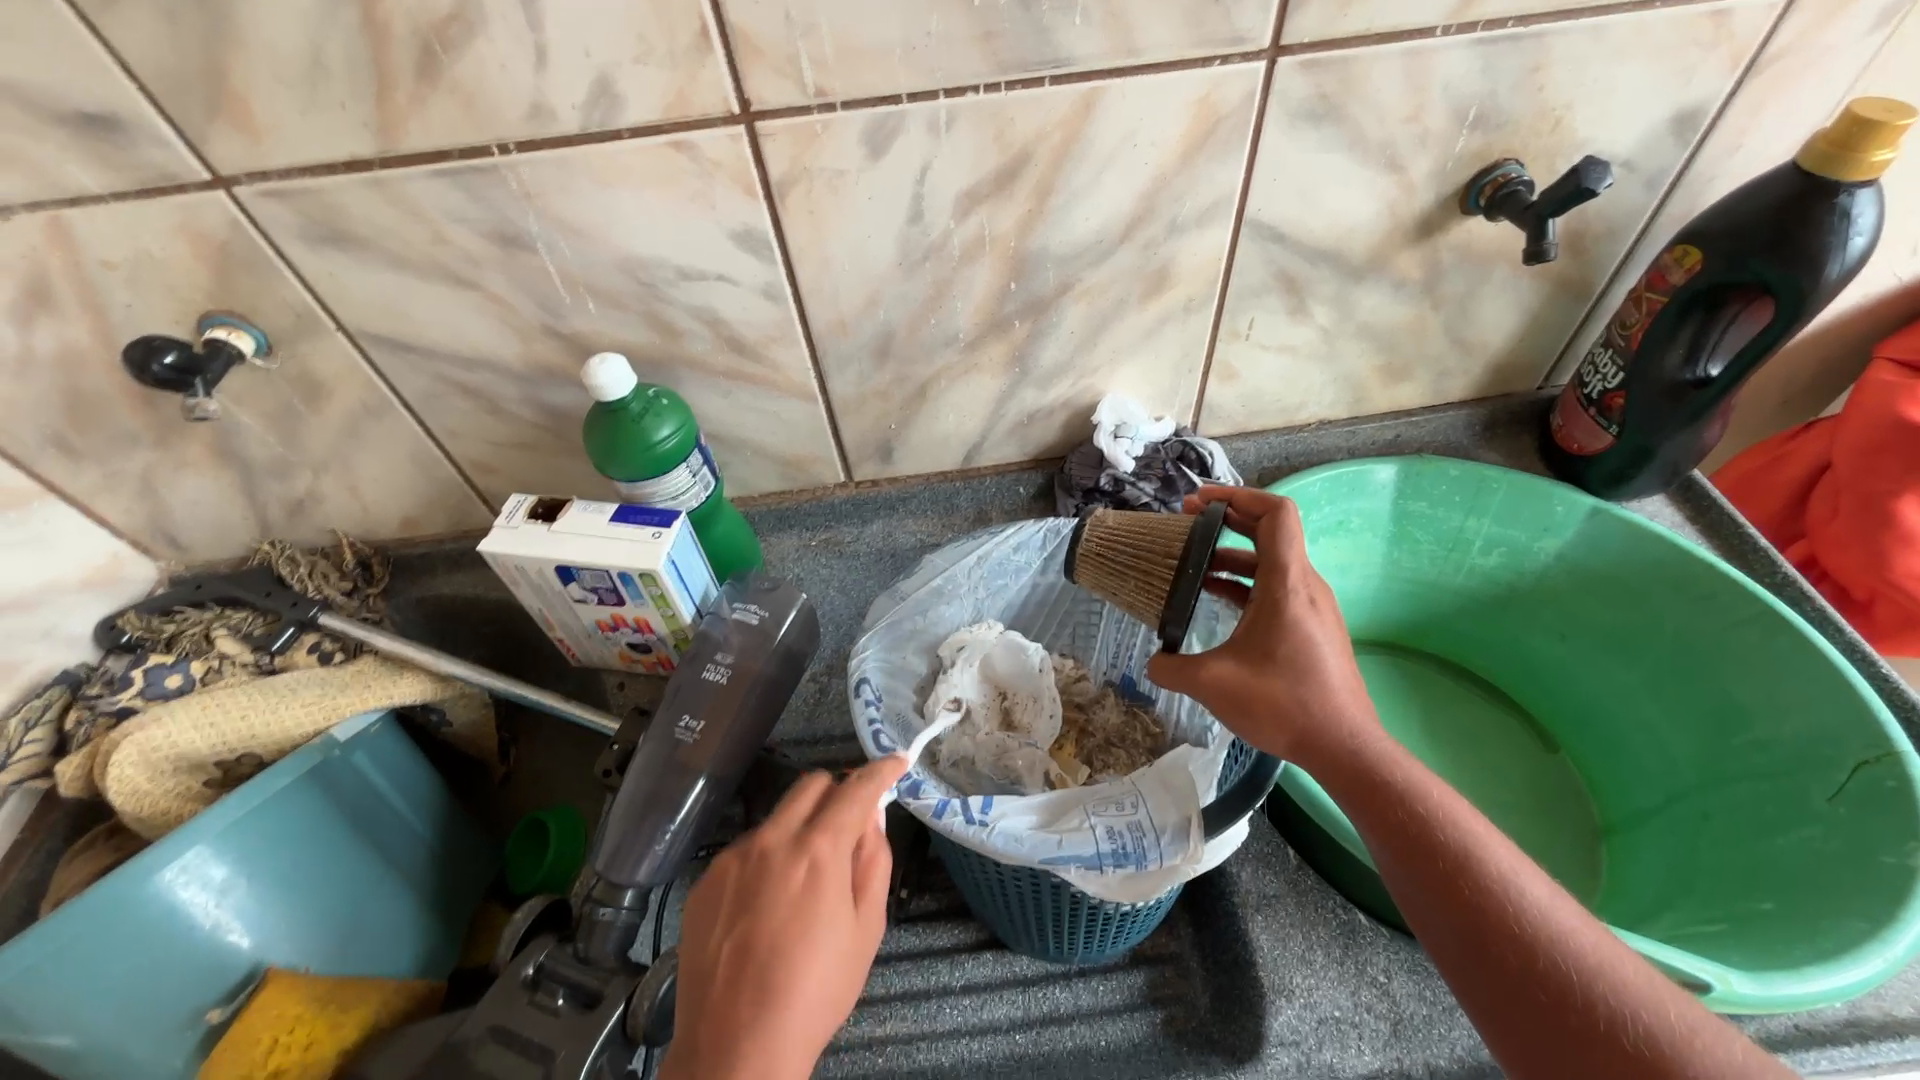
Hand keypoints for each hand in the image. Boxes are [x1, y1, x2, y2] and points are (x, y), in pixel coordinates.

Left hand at [659, 754, 909, 1079]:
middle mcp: (771, 841)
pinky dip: (767, 858)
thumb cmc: (816, 992)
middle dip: (838, 793)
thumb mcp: (866, 930)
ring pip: (776, 817)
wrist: (735, 1047)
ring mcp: (731, 859)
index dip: (880, 771)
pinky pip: (746, 850)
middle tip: (851, 827)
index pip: (856, 788)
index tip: (896, 763)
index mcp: (817, 850)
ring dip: (800, 828)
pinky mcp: (705, 882)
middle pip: (810, 785)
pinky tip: (767, 906)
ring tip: (805, 882)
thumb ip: (873, 862)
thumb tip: (872, 819)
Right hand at [1146, 486, 1380, 766]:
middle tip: (1187, 520)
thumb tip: (1151, 663)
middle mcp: (1305, 585)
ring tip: (1192, 563)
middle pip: (1271, 531)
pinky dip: (1245, 583)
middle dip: (1228, 519)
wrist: (1344, 746)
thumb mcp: (1212, 684)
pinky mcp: (1312, 628)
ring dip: (1233, 555)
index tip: (1200, 501)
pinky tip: (1215, 599)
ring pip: (1272, 563)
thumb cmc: (1283, 704)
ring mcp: (1312, 607)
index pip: (1276, 512)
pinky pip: (1276, 588)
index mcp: (1286, 583)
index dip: (1238, 495)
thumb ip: (1171, 668)